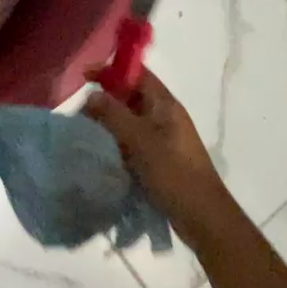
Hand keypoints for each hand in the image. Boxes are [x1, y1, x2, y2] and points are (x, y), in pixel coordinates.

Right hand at [84, 74, 237, 244]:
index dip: (111, 69)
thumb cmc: (174, 173)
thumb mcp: (139, 140)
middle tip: (82, 110)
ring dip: (110, 121)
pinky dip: (118, 140)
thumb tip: (92, 95)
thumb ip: (113, 114)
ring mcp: (164, 138)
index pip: (137, 73)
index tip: (85, 77)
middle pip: (132, 95)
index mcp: (165, 104)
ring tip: (88, 131)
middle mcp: (165, 116)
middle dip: (106, 98)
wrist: (204, 218)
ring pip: (131, 119)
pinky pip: (134, 139)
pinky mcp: (160, 158)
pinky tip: (103, 150)